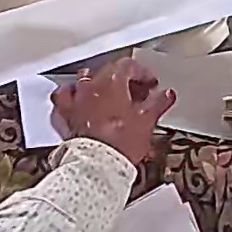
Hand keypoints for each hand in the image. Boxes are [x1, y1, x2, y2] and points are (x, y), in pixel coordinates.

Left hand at [51, 59, 175, 163]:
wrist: (97, 165)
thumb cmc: (120, 142)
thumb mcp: (147, 120)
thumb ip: (158, 103)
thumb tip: (167, 95)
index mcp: (112, 82)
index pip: (128, 65)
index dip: (143, 72)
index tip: (151, 83)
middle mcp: (90, 87)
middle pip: (107, 70)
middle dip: (123, 78)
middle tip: (136, 91)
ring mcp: (75, 100)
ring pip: (83, 81)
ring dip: (96, 85)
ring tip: (107, 94)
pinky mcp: (64, 117)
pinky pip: (64, 100)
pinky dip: (73, 99)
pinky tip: (80, 104)